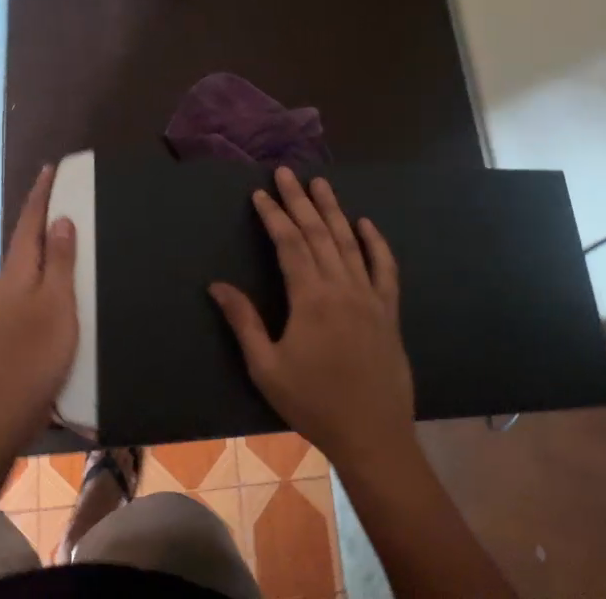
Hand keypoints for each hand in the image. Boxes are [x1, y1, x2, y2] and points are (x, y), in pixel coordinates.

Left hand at [0, 165, 77, 444]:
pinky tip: (59, 279)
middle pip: (25, 239)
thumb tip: (61, 220)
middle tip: (60, 192)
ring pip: (27, 262)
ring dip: (44, 242)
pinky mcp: (14, 328)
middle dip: (40, 214)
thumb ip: (60, 263)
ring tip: (65, 229)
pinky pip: (32, 283)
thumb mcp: (57, 304)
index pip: (29, 222)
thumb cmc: (36, 354)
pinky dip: (46, 268)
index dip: (40, 195)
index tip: (49, 169)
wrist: (4, 410)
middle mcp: (8, 283)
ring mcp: (7, 307)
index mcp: (18, 271)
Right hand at [210, 167, 414, 464]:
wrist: (373, 434)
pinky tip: (366, 224)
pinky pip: (384, 267)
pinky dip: (376, 242)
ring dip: (333, 210)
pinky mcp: (389, 311)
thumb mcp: (267, 367)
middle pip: (318, 233)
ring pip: (349, 242)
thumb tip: (216, 285)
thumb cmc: (313, 403)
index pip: (289, 243)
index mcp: (310, 298)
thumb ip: (243, 322)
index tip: (259, 194)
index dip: (273, 216)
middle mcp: (342, 287)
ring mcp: (370, 296)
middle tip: (286, 172)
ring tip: (321, 184)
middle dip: (300, 201)